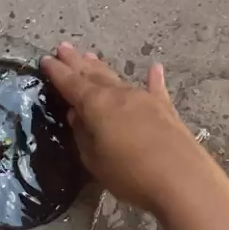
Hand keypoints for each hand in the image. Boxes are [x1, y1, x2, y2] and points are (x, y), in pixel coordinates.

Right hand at [41, 42, 220, 213]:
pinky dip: (153, 79)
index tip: (45, 59)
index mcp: (96, 104)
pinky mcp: (166, 111)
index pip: (70, 83)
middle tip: (64, 48)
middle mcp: (119, 95)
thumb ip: (83, 135)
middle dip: (77, 62)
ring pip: (118, 79)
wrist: (183, 181)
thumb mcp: (94, 159)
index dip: (57, 72)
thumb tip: (77, 116)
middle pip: (93, 74)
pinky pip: (156, 89)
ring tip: (90, 56)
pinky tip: (155, 68)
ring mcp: (144, 100)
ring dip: (102, 68)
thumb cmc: (130, 173)